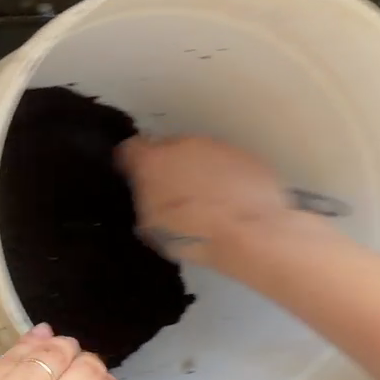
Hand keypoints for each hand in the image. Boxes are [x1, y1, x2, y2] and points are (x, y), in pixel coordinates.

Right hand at [116, 134, 303, 266]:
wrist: (250, 234)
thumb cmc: (193, 233)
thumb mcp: (148, 225)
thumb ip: (142, 201)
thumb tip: (146, 197)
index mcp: (151, 161)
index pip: (128, 149)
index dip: (129, 163)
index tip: (131, 175)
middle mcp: (183, 145)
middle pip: (166, 148)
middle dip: (165, 167)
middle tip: (167, 194)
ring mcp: (219, 148)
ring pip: (199, 154)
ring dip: (196, 171)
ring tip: (202, 202)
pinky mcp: (248, 158)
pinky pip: (227, 164)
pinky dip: (224, 178)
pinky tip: (227, 203)